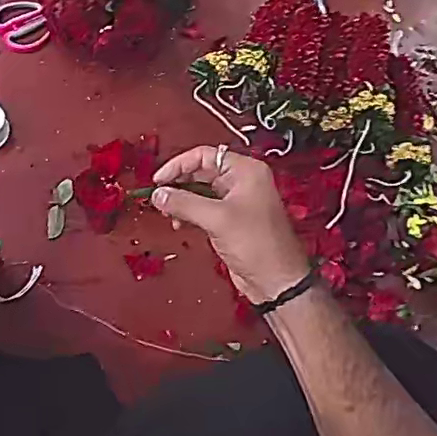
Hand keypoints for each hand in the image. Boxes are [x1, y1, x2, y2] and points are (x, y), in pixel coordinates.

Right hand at [152, 146, 312, 302]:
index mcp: (246, 171)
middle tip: (160, 195)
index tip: (160, 179)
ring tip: (168, 211)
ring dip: (182, 199)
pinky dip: (190, 212)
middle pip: (202, 171)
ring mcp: (237, 200)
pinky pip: (205, 207)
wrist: (276, 280)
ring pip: (201, 190)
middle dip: (179, 182)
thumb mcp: (217, 219)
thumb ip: (184, 203)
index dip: (180, 165)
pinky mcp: (232, 219)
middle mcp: (243, 181)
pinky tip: (180, 222)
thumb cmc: (260, 245)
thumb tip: (160, 194)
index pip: (206, 155)